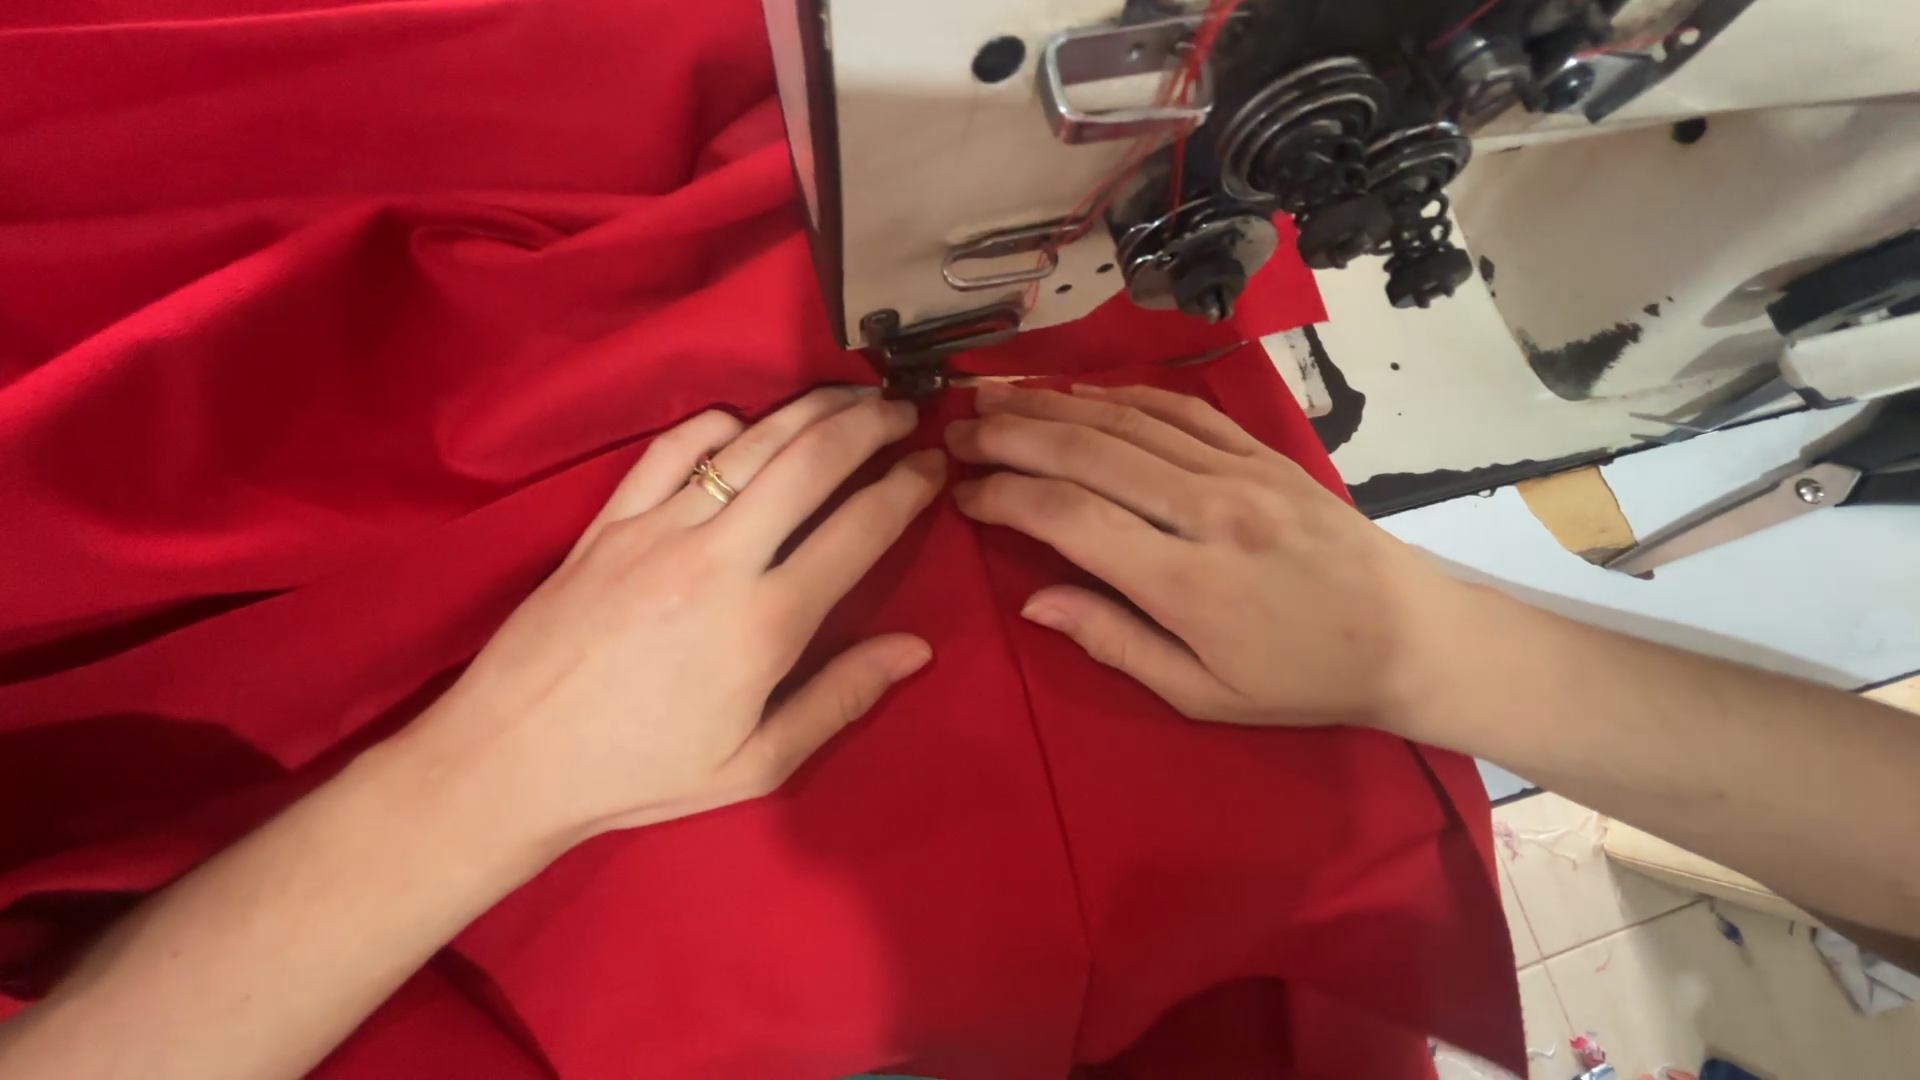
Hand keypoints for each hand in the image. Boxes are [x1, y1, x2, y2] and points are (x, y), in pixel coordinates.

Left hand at [408, 387, 943, 848]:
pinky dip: (717, 424)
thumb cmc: (643, 770)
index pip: (859, 530)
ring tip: (850, 397)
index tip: (932, 466)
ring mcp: (658, 530)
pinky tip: (744, 422)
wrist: (508, 760)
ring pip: (751, 444)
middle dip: (869, 425)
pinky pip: (671, 449)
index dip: (907, 489)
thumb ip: (842, 699)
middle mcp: (719, 559)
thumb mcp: (757, 763)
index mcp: (766, 623)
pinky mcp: (609, 520)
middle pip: (811, 463)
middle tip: (902, 411)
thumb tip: (916, 649)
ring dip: (810, 411)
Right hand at [946, 381, 1456, 727]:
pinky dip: (1119, 396)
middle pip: (1087, 453)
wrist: (1413, 636)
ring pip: (1125, 421)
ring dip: (1052, 405)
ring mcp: (1238, 470)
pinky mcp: (1261, 451)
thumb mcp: (1201, 693)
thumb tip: (1034, 600)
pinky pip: (1179, 409)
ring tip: (996, 398)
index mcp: (1186, 581)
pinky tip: (1079, 392)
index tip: (962, 494)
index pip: (1069, 518)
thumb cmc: (1300, 679)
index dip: (1004, 498)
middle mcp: (1206, 510)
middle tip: (957, 429)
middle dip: (1010, 436)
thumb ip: (1114, 642)